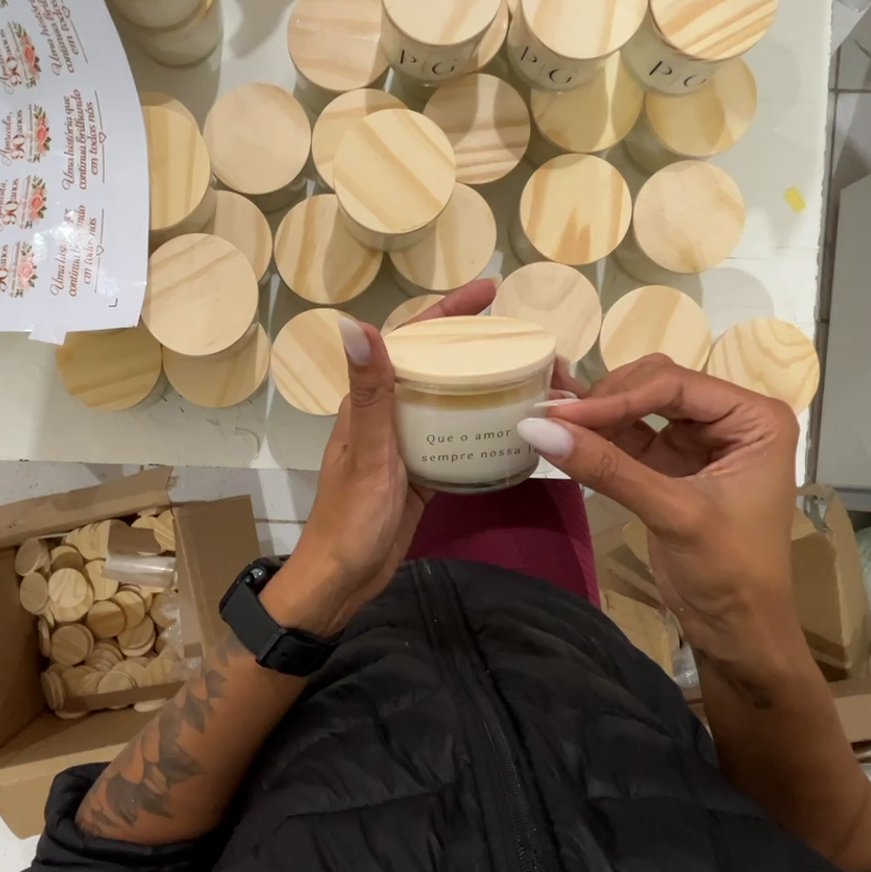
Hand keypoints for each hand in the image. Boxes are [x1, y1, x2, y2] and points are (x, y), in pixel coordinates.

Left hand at [265, 280, 499, 635]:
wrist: (344, 578)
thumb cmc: (352, 517)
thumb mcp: (369, 452)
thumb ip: (370, 392)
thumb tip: (356, 323)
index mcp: (367, 402)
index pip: (408, 342)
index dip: (446, 314)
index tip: (489, 293)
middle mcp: (385, 416)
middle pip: (432, 368)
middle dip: (471, 347)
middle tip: (523, 339)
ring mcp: (403, 445)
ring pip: (444, 402)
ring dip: (478, 386)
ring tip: (526, 374)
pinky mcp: (418, 474)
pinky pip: (451, 440)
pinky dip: (476, 428)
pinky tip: (509, 425)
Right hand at [515, 355, 801, 663]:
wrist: (736, 628)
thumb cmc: (729, 571)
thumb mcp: (672, 514)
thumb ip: (607, 469)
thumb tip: (538, 428)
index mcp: (754, 419)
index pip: (675, 386)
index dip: (616, 396)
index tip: (562, 414)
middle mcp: (728, 419)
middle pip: (655, 385)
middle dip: (605, 400)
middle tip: (554, 418)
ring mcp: (697, 441)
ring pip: (637, 406)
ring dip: (596, 415)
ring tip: (550, 422)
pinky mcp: (668, 464)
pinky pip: (627, 436)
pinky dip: (597, 436)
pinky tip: (563, 434)